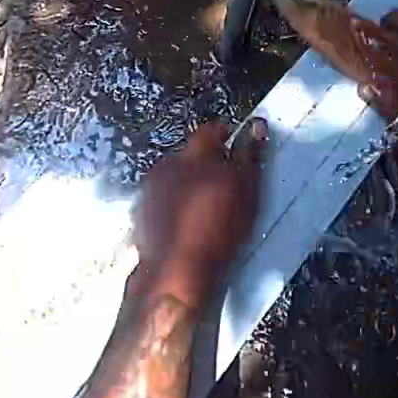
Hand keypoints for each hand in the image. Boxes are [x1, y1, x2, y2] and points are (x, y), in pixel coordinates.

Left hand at [134, 119, 265, 303]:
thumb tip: (257, 125)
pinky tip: (188, 224)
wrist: (177, 273)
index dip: (227, 136)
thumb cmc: (218, 228)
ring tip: (207, 209)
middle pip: (191, 154)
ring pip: (176, 177)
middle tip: (227, 184)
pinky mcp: (140, 214)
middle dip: (207, 164)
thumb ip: (251, 153)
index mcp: (194, 153)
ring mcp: (149, 189)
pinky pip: (163, 200)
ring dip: (190, 184)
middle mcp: (167, 164)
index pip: (211, 129)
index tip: (238, 149)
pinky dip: (175, 206)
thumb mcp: (247, 189)